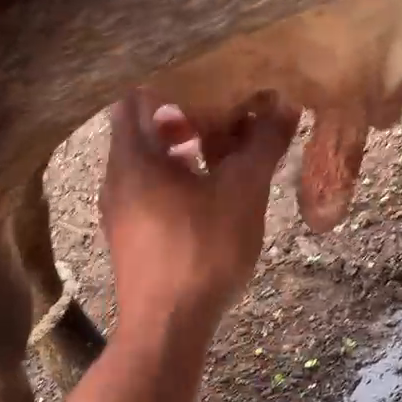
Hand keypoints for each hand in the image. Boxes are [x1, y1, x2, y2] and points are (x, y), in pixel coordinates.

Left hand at [100, 90, 297, 337]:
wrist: (165, 329)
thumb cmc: (199, 253)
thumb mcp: (241, 194)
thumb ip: (263, 145)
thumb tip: (285, 103)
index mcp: (132, 155)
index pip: (137, 92)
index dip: (171, 76)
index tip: (208, 72)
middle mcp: (116, 177)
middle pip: (143, 127)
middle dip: (184, 113)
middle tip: (224, 109)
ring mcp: (119, 211)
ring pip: (148, 162)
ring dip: (183, 151)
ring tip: (224, 151)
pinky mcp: (130, 238)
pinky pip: (150, 192)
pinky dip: (178, 181)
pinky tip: (211, 194)